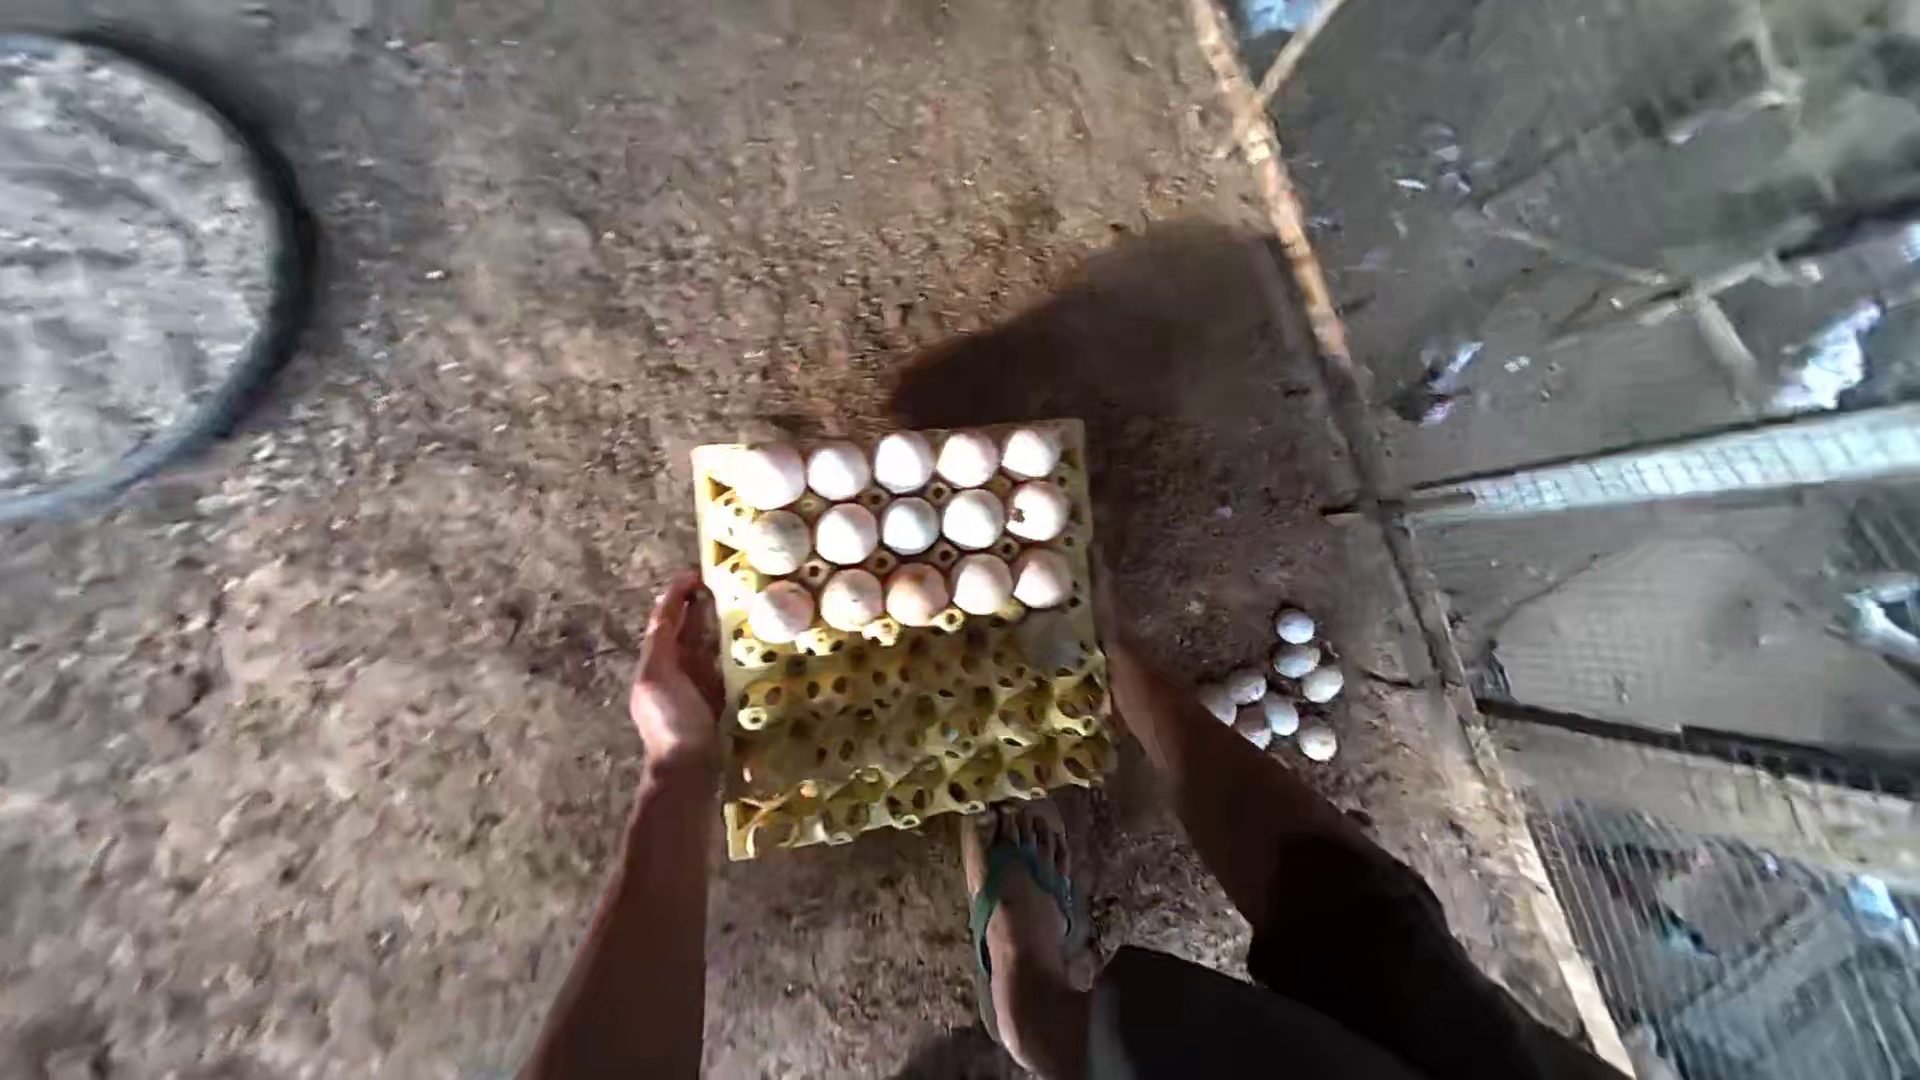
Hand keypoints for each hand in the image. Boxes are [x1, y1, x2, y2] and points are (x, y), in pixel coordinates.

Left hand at [630, 570, 725, 774]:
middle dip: (699, 603)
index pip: (664, 619)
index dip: (676, 594)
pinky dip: (733, 645)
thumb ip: (660, 643)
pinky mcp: (720, 693)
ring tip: (739, 599)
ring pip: (708, 642)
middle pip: (687, 627)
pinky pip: (726, 662)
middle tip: (724, 580)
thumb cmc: (670, 720)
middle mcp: (677, 667)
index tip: (697, 572)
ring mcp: (700, 681)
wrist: (688, 767)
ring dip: (718, 620)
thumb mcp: (655, 678)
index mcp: (657, 661)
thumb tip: (666, 610)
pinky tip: (749, 635)